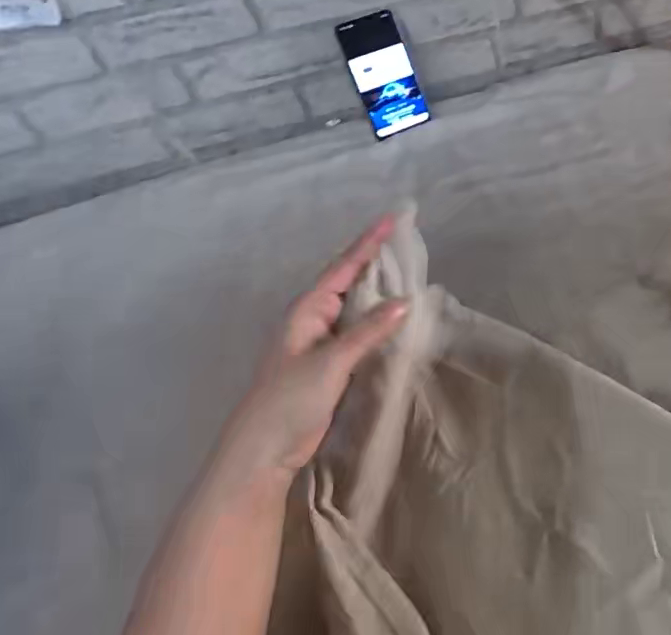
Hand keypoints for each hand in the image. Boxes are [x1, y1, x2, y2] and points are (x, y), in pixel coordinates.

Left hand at [210, 214, 410, 480]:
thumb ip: (368, 331)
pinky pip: (359, 330)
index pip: (344, 266)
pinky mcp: (330, 363)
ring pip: (356, 305)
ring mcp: (322, 341)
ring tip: (407, 270)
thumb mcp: (330, 362)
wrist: (262, 452)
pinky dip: (378, 319)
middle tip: (405, 240)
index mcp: (308, 308)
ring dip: (378, 289)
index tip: (392, 218)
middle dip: (375, 259)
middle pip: (350, 280)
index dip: (368, 242)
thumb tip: (405, 301)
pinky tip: (395, 316)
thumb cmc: (289, 400)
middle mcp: (315, 317)